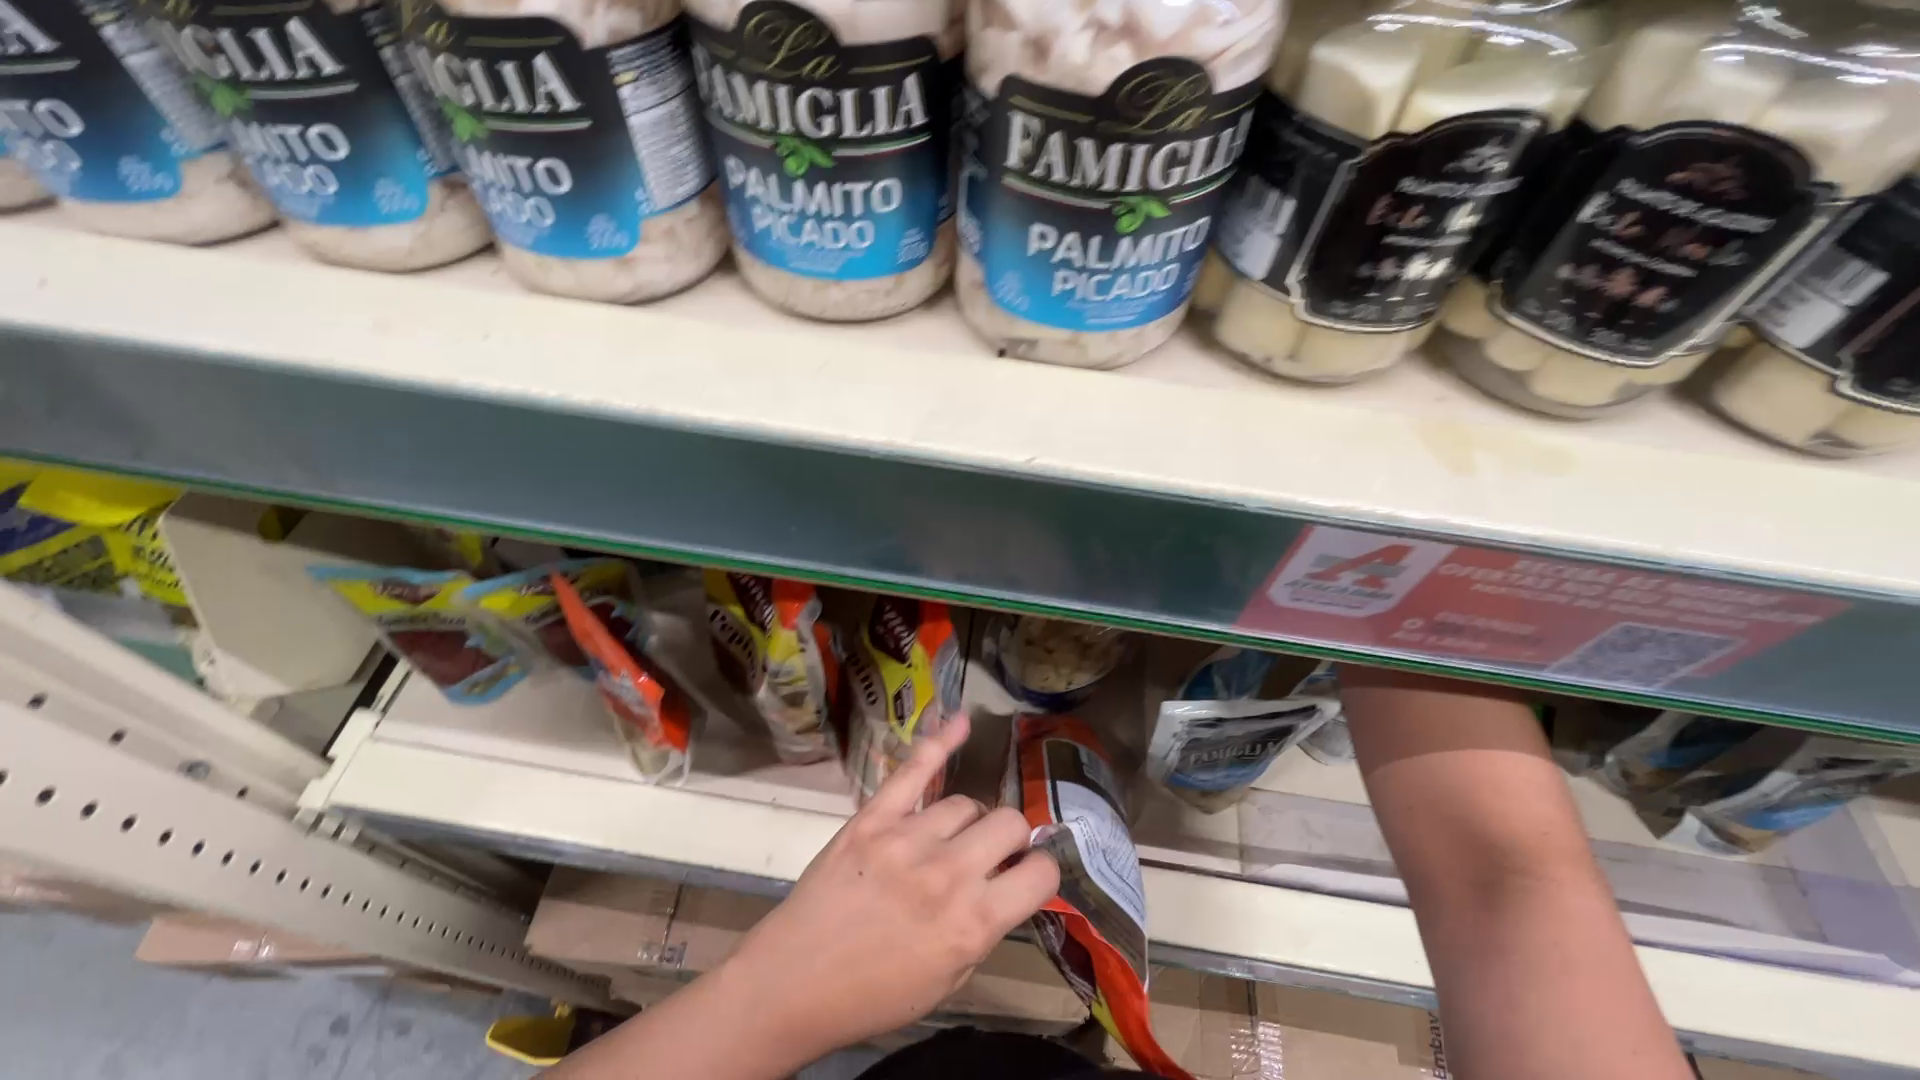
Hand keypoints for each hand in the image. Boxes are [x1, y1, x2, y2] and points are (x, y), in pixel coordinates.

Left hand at [712, 714, 1059, 1061]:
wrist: (794, 983)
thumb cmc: (875, 996)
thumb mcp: (949, 980)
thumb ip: (985, 928)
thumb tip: (1009, 885)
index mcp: (973, 922)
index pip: (1041, 873)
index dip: (1041, 873)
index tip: (1027, 876)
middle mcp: (949, 873)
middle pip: (1008, 823)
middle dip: (1010, 839)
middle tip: (989, 857)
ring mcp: (908, 839)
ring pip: (965, 803)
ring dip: (967, 821)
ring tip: (948, 841)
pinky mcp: (872, 818)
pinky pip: (914, 770)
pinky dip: (940, 742)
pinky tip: (962, 722)